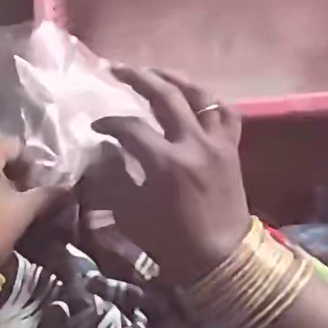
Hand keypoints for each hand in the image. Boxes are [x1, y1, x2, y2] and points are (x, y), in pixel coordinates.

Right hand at [85, 68, 252, 283]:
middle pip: (165, 95)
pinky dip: (208, 100)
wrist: (220, 259)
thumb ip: (116, 175)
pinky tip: (193, 98)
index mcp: (165, 162)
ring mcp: (217, 143)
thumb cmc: (169, 240)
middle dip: (137, 77)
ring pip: (199, 95)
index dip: (108, 122)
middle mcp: (193, 144)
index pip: (130, 127)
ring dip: (174, 79)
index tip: (95, 125)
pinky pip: (224, 113)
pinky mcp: (232, 148)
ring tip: (155, 73)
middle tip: (116, 68)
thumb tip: (108, 149)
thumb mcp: (131, 211)